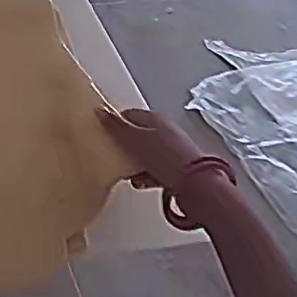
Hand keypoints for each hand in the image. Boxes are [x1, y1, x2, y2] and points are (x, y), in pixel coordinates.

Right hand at [96, 107, 214, 190]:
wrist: (196, 185)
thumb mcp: (134, 139)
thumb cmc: (164, 157)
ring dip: (136, 164)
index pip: (129, 115)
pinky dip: (148, 174)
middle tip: (115, 156)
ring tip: (129, 174)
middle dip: (125, 147)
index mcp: (156, 118)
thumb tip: (100, 111)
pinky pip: (157, 168)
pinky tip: (143, 182)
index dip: (115, 123)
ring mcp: (174, 150)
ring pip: (147, 154)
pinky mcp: (179, 168)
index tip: (105, 134)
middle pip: (138, 135)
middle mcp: (166, 131)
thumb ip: (115, 126)